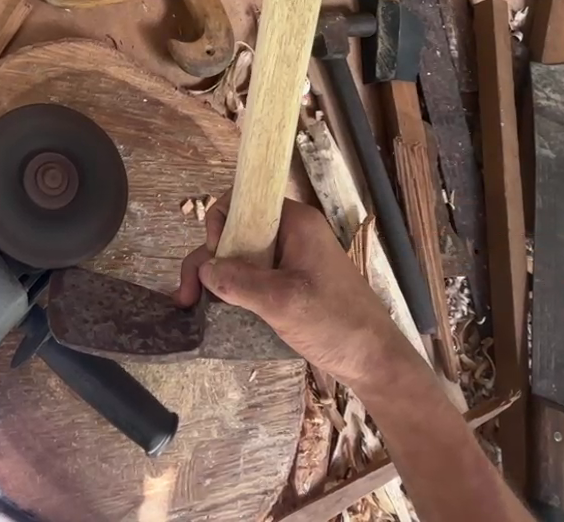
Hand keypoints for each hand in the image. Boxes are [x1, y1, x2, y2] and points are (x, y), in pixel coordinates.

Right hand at [176, 197, 403, 387]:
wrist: (376, 364)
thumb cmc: (336, 324)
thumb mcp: (283, 302)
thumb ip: (240, 282)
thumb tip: (204, 269)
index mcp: (294, 222)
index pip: (244, 201)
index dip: (221, 223)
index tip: (215, 257)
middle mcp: (289, 233)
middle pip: (234, 231)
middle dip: (207, 260)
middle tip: (187, 295)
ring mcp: (289, 258)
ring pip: (238, 255)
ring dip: (214, 277)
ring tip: (192, 305)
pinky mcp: (288, 281)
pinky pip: (250, 274)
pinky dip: (230, 288)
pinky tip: (214, 307)